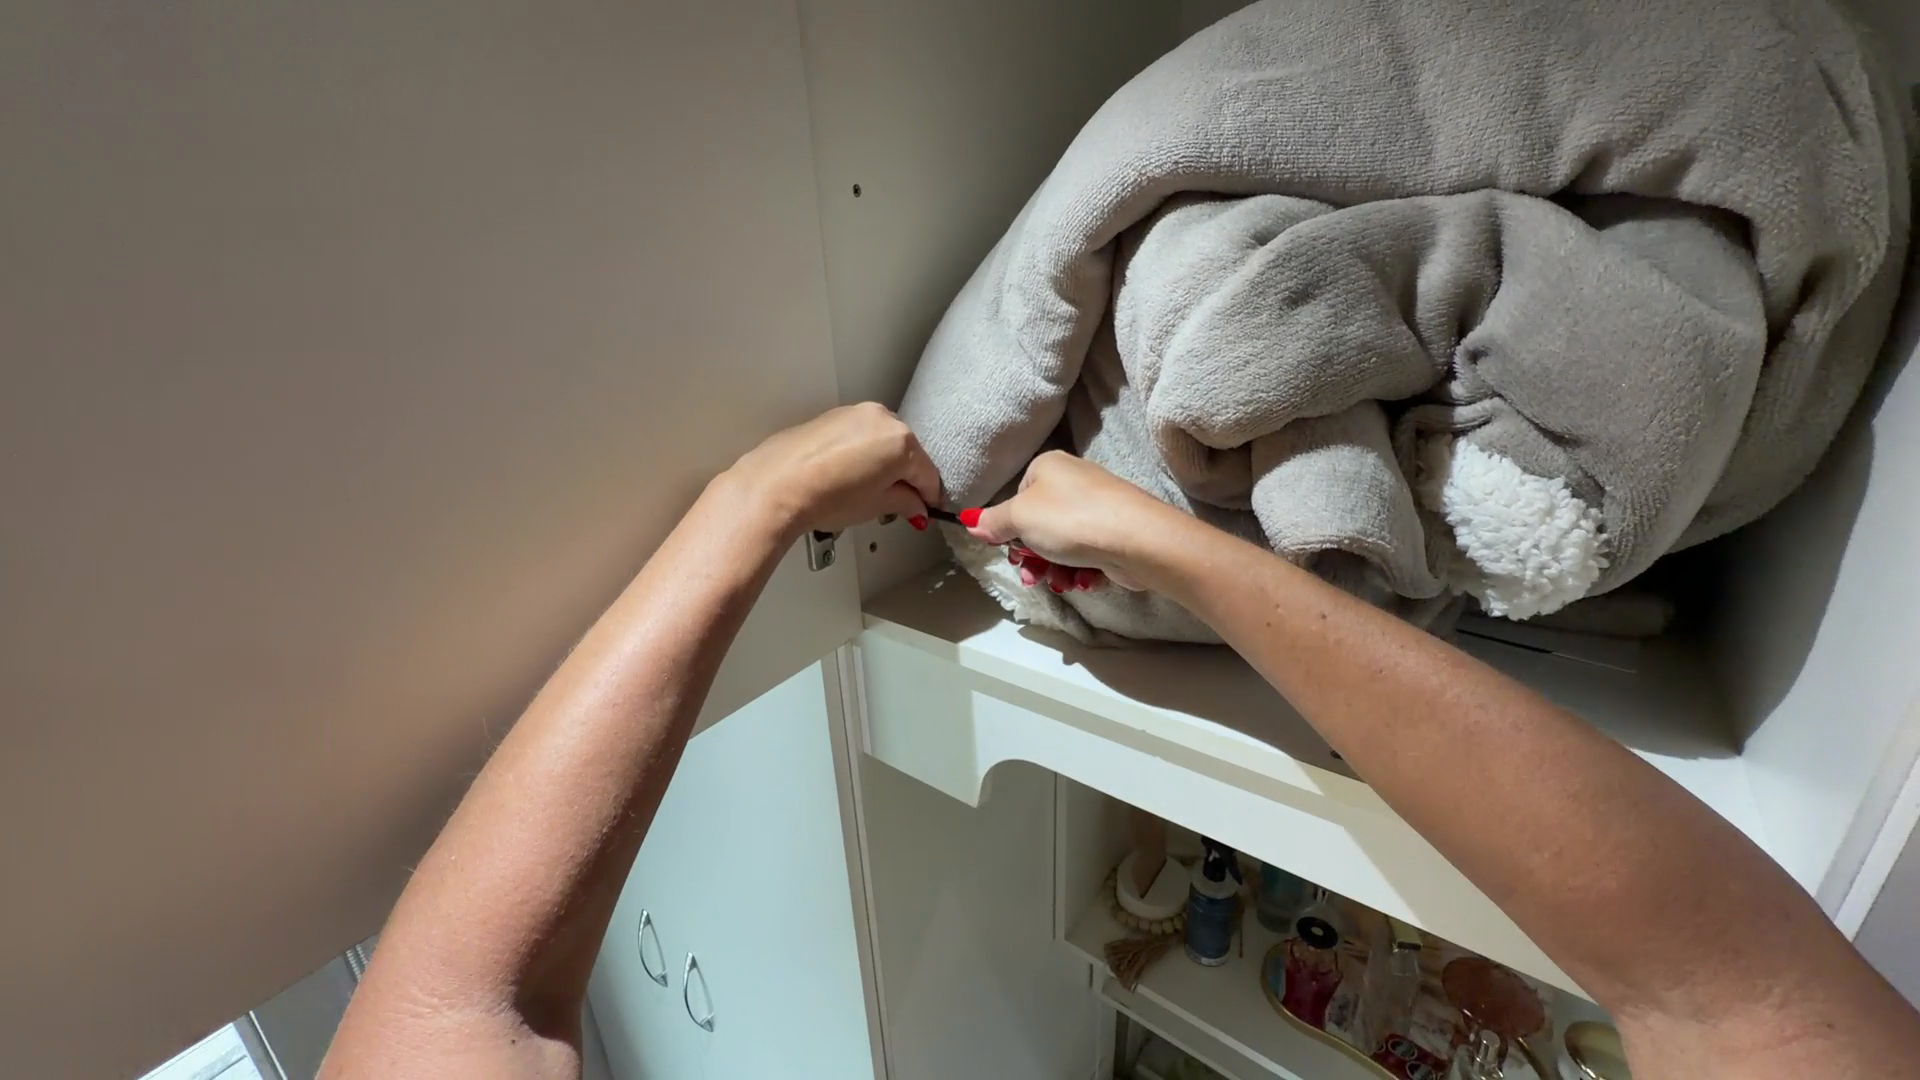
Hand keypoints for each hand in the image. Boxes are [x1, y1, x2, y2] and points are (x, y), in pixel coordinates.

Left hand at [725, 403, 942, 537]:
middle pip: (908, 453)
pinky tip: (850, 476)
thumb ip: (905, 502)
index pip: (928, 474)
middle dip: (907, 478)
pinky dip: (863, 454)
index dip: (930, 497)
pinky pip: (860, 436)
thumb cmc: (825, 496)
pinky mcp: (833, 416)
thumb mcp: (877, 506)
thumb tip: (914, 504)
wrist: (776, 486)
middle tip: (900, 505)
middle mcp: (882, 419)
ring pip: (883, 442)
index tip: (927, 509)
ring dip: (884, 464)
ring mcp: (855, 414)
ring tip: (869, 492)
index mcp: (902, 441)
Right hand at [962, 452, 1180, 591]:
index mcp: (1048, 467)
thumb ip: (993, 521)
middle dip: (1032, 556)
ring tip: (1059, 582)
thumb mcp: (1020, 518)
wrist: (1136, 539)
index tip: (1011, 551)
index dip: (1010, 528)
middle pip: (1038, 525)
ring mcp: (1097, 507)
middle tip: (1033, 575)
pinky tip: (1083, 580)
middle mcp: (1074, 481)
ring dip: (1054, 569)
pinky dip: (1080, 570)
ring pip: (1061, 545)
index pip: (1017, 498)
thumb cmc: (1070, 520)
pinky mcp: (1114, 533)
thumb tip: (971, 521)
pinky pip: (1086, 554)